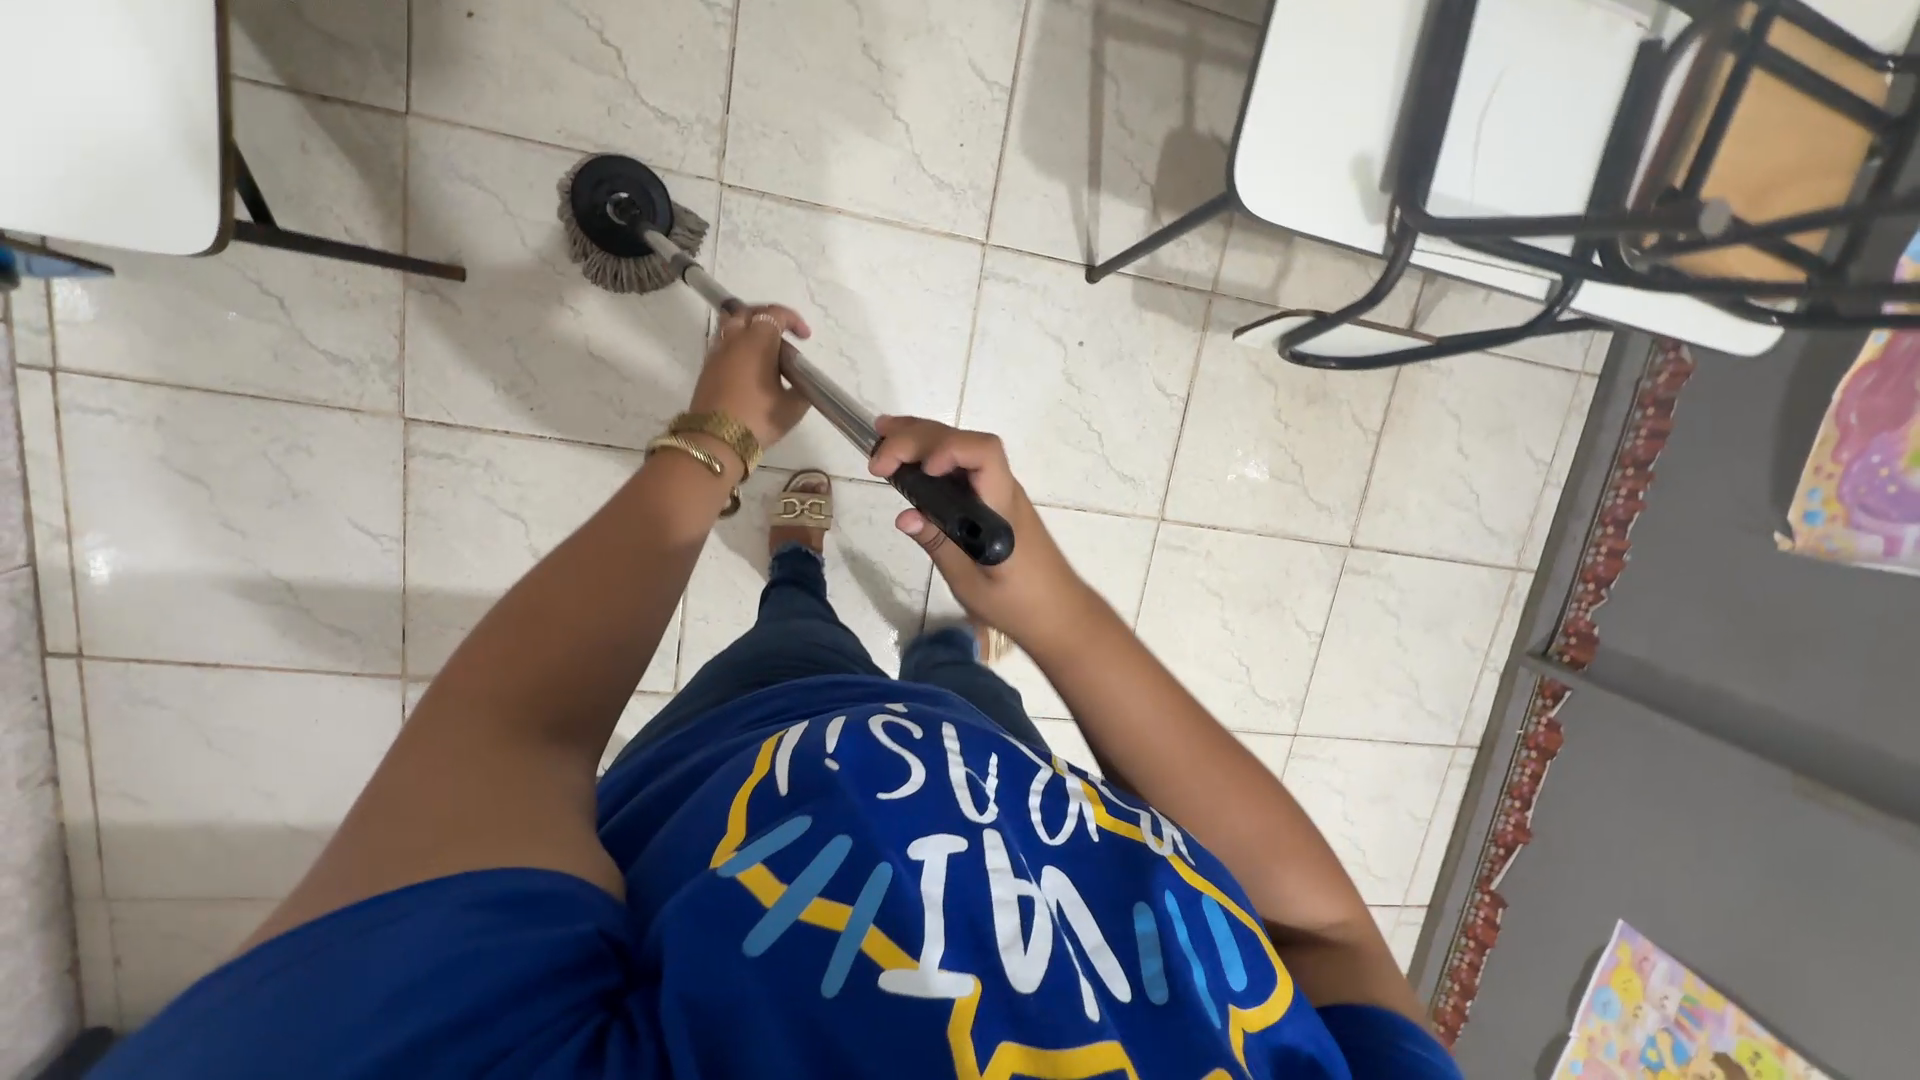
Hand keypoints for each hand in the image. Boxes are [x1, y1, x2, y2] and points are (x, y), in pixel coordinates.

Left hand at [689, 304, 813, 462]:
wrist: (715, 440)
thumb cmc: (758, 418)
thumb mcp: (792, 407)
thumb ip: (802, 389)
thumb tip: (801, 385)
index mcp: (757, 342)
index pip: (774, 314)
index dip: (792, 319)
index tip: (804, 336)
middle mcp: (734, 339)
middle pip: (748, 312)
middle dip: (768, 318)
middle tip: (782, 336)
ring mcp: (717, 353)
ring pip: (732, 326)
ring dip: (749, 331)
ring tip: (764, 352)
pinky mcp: (707, 368)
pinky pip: (724, 345)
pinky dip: (738, 347)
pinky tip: (750, 370)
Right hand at [869, 416, 1097, 649]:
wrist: (1058, 612)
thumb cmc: (1018, 603)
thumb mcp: (970, 582)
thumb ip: (939, 545)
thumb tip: (904, 516)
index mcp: (1001, 507)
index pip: (985, 454)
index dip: (950, 449)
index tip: (922, 469)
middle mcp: (1001, 490)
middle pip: (964, 443)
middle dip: (919, 439)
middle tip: (876, 458)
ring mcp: (997, 492)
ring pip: (961, 449)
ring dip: (922, 439)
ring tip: (881, 436)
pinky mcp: (991, 501)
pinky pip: (961, 467)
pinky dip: (931, 456)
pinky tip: (906, 460)